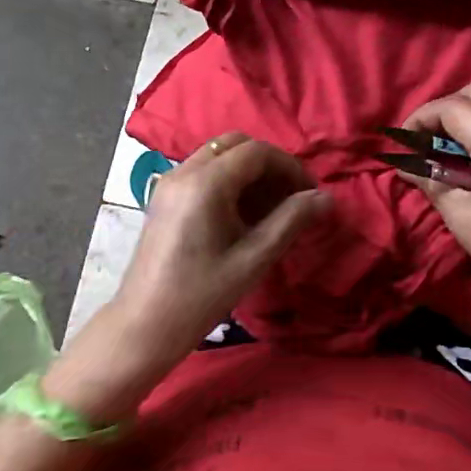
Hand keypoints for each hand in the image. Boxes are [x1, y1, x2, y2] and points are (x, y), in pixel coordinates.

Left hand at [95, 132, 329, 373]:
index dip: (290, 168)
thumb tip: (326, 198)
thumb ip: (291, 221)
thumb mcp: (253, 259)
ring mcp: (169, 183)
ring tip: (271, 213)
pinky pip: (203, 173)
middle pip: (235, 145)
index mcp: (204, 184)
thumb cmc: (201, 296)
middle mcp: (183, 172)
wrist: (144, 325)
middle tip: (291, 200)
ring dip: (250, 174)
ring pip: (219, 157)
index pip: (257, 152)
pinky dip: (229, 183)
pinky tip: (243, 219)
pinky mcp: (164, 198)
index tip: (310, 196)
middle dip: (269, 166)